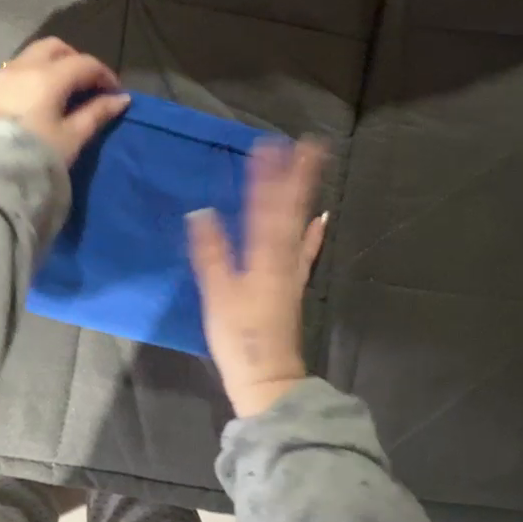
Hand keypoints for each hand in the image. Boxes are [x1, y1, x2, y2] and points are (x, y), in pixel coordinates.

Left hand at [0, 38, 130, 164]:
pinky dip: (28, 76)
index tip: (114, 93)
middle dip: (74, 60)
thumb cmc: (36, 155)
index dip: (104, 75)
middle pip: (54, 48)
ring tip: (60, 91)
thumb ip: (97, 113)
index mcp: (49, 76)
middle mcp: (23, 68)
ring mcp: (0, 77)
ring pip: (30, 56)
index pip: (85, 63)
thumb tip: (121, 99)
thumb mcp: (72, 137)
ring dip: (49, 65)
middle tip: (86, 84)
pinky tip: (33, 99)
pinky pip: (12, 72)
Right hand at [187, 138, 328, 417]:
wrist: (267, 376)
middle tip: (309, 144)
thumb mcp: (217, 296)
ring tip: (313, 167)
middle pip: (290, 209)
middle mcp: (282, 257)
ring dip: (305, 195)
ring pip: (299, 224)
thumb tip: (201, 213)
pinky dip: (314, 233)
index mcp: (262, 257)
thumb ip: (211, 254)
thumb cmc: (238, 337)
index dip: (268, 177)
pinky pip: (307, 251)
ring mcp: (291, 270)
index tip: (271, 145)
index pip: (265, 208)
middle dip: (297, 176)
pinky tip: (322, 217)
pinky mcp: (293, 284)